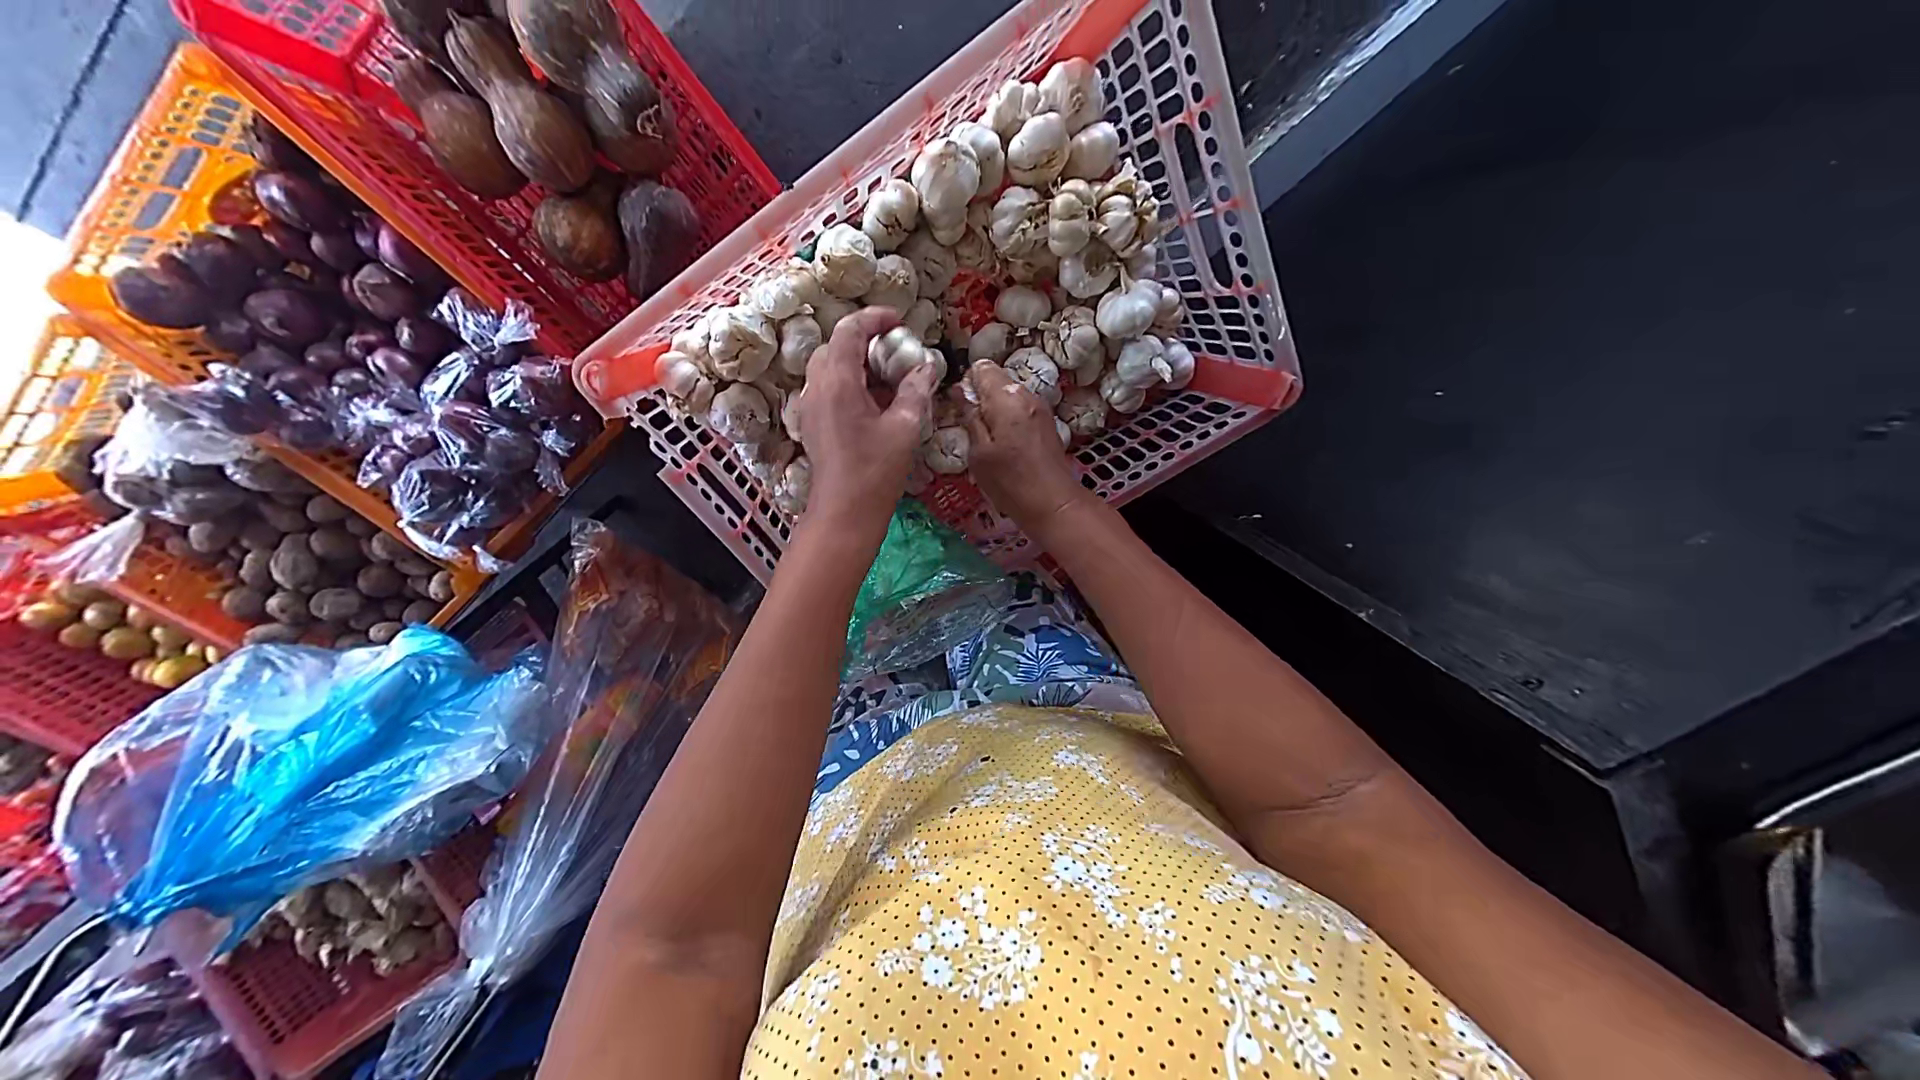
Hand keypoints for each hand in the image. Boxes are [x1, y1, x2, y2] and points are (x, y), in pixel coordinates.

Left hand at [792, 307, 940, 524]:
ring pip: (831, 367)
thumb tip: (928, 367)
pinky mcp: (812, 424)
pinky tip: (875, 404)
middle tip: (897, 354)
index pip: (850, 330)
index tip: (899, 322)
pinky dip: (851, 384)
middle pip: (837, 346)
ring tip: (889, 380)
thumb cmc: (875, 471)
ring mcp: (810, 407)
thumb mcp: (905, 427)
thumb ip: (916, 391)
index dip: (875, 318)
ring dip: (858, 363)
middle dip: (867, 342)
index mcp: (838, 383)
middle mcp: (817, 388)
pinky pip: (828, 389)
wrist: (844, 513)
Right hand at [966, 360, 1091, 531]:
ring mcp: (1039, 407)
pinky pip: (1020, 409)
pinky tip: (1005, 445)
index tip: (960, 407)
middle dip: (980, 397)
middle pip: (996, 380)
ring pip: (1008, 395)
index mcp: (1007, 398)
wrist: (1054, 504)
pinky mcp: (1046, 421)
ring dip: (994, 410)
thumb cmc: (1010, 483)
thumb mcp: (979, 453)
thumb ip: (970, 417)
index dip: (966, 384)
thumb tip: (960, 392)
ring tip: (986, 440)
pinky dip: (1008, 420)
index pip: (981, 368)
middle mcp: (1026, 394)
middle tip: (970, 427)